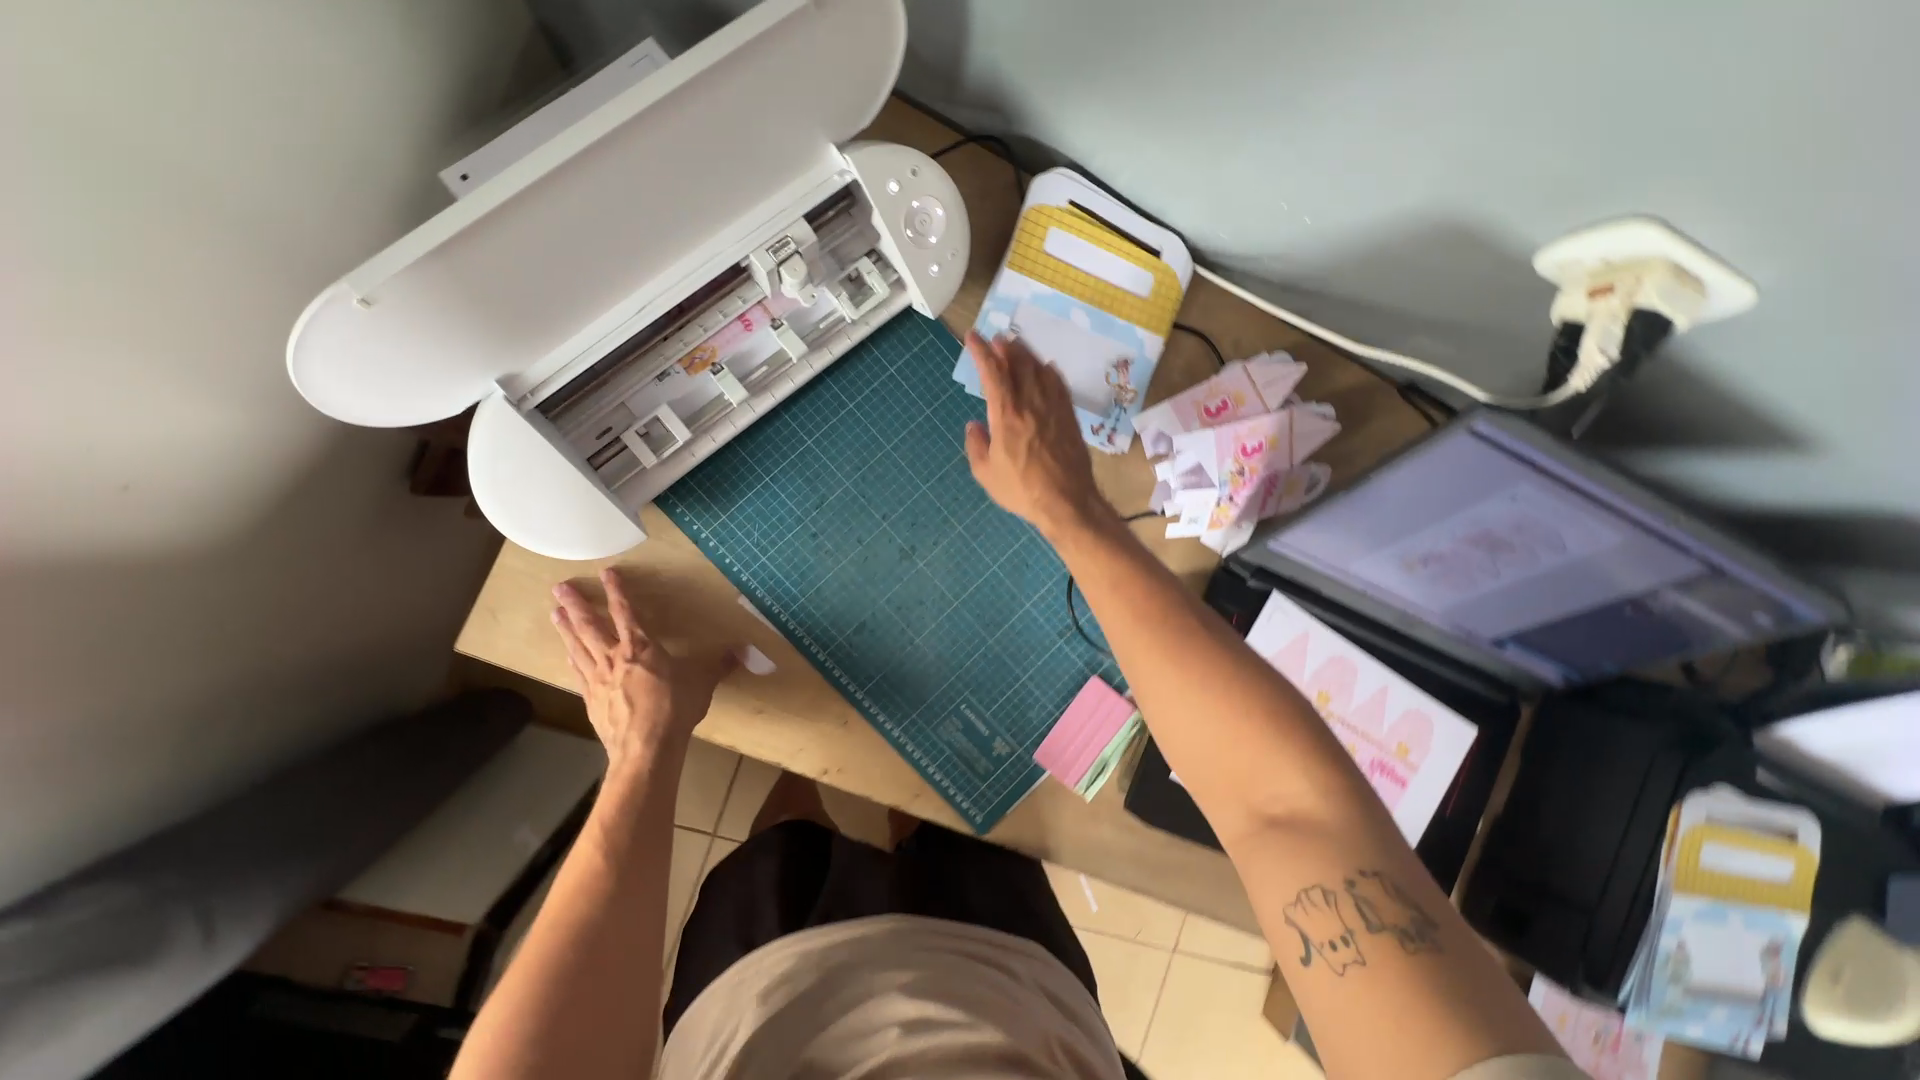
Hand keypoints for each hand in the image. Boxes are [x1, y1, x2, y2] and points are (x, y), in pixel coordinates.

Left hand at [551, 568, 737, 769]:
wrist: (645, 747)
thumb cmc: (675, 709)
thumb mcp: (702, 683)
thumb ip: (718, 665)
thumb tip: (742, 651)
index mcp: (641, 647)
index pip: (626, 611)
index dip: (617, 590)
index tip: (606, 573)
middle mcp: (614, 657)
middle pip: (590, 625)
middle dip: (577, 604)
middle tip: (560, 587)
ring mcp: (598, 679)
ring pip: (578, 646)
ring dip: (566, 628)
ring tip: (555, 612)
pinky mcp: (591, 700)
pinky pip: (579, 673)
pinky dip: (572, 660)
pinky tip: (567, 655)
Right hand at [963, 332, 1110, 538]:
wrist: (1066, 501)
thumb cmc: (1021, 490)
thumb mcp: (986, 473)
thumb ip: (976, 446)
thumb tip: (974, 426)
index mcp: (1005, 415)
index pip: (992, 373)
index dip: (981, 351)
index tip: (973, 336)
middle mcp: (1030, 403)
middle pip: (1018, 363)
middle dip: (1005, 347)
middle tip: (997, 338)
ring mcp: (1053, 407)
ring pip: (1040, 369)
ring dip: (1027, 354)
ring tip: (1018, 346)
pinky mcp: (1069, 416)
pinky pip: (1059, 384)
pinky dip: (1049, 371)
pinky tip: (1046, 368)